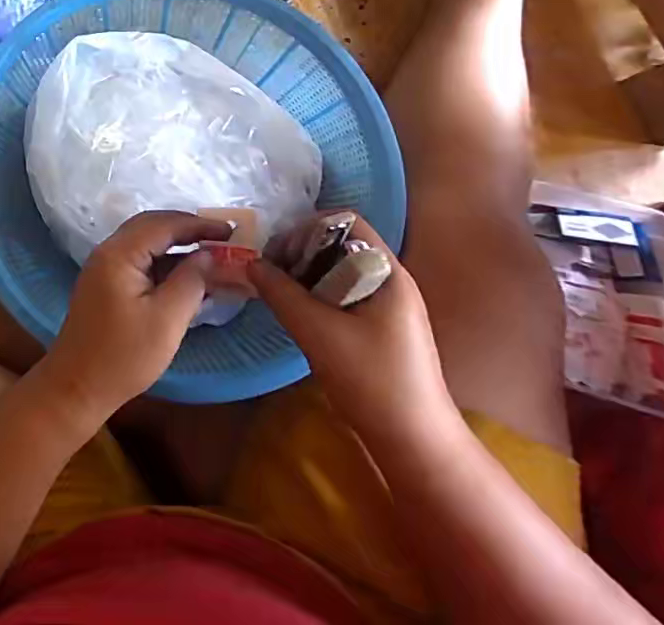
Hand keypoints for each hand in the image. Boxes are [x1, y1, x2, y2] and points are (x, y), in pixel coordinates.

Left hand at [38, 212, 232, 420]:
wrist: (79, 383)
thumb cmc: (124, 355)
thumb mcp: (167, 319)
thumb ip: (191, 281)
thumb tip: (209, 254)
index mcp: (117, 254)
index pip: (161, 224)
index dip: (197, 224)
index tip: (231, 231)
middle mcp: (106, 253)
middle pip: (150, 227)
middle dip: (187, 229)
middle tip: (224, 240)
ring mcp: (103, 268)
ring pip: (144, 244)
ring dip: (177, 246)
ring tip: (214, 256)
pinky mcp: (106, 284)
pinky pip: (139, 262)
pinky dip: (165, 263)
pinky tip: (189, 276)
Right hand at [248, 217, 456, 445]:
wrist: (414, 441)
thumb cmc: (371, 380)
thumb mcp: (316, 331)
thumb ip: (279, 292)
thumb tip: (249, 262)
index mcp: (387, 274)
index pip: (346, 222)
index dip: (307, 228)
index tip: (277, 253)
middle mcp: (389, 281)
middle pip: (337, 242)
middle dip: (298, 251)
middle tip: (268, 272)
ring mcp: (385, 304)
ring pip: (335, 268)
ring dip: (302, 273)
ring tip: (274, 291)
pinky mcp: (376, 325)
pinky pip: (338, 291)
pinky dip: (312, 292)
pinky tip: (293, 311)